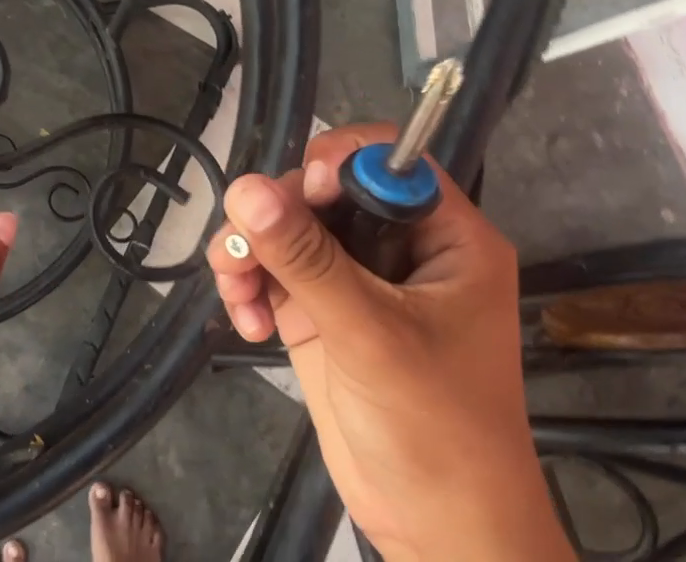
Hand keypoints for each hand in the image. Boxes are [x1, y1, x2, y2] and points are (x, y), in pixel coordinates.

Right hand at [207, 124, 572, 561]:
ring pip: (283, 227)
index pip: (389, 161)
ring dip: (249, 253)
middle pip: (320, 190)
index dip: (339, 163)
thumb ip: (306, 259)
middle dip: (275, 217)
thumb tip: (246, 188)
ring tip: (240, 296)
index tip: (300, 194)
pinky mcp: (318, 311)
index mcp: (445, 239)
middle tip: (251, 253)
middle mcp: (397, 248)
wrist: (434, 528)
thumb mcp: (370, 336)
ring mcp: (353, 280)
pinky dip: (246, 288)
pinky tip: (248, 324)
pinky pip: (268, 271)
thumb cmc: (434, 429)